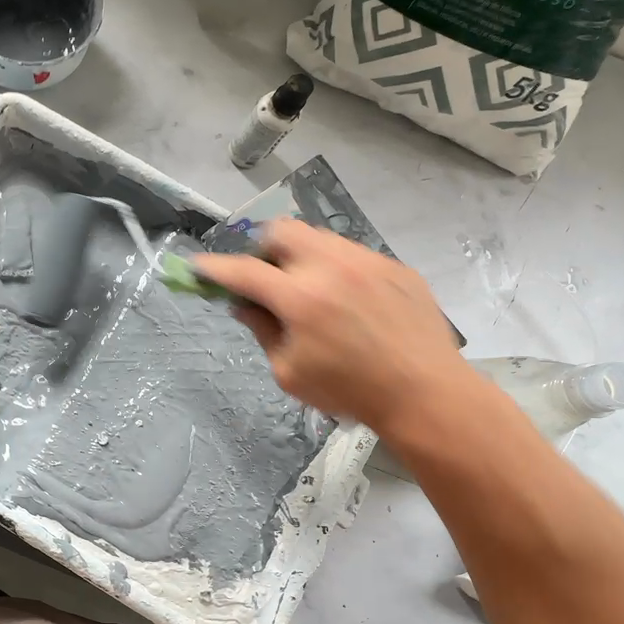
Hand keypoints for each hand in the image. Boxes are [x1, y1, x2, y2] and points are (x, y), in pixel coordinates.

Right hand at [191, 217, 469, 434]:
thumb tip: (245, 305)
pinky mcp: (395, 267)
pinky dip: (335, 269)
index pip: (244, 271)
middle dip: (262, 249)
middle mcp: (332, 267)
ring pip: (319, 238)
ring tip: (307, 289)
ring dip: (300, 255)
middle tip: (263, 277)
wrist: (425, 393)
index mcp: (300, 298)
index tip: (198, 265)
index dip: (215, 268)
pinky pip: (353, 255)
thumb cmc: (349, 391)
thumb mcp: (289, 372)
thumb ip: (262, 331)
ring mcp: (368, 262)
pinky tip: (347, 303)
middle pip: (282, 231)